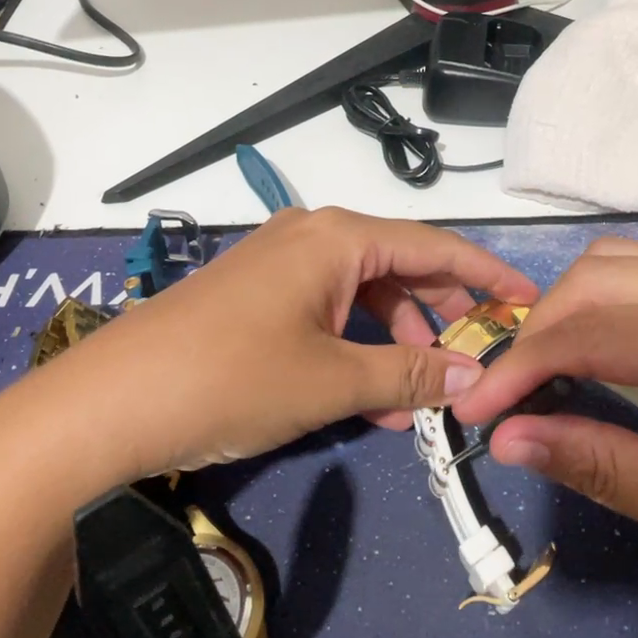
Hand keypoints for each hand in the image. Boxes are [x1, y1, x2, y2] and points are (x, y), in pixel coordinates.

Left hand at [51, 207, 537, 476]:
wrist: (110, 403)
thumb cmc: (231, 378)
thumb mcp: (330, 381)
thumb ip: (407, 375)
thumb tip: (472, 375)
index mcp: (338, 236)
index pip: (434, 246)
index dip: (486, 274)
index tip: (527, 300)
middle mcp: (312, 235)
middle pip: (399, 266)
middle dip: (439, 316)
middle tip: (472, 360)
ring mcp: (279, 263)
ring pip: (362, 294)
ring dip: (394, 343)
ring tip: (410, 402)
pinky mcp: (256, 294)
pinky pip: (326, 310)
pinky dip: (354, 347)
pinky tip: (365, 397)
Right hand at [452, 239, 637, 637]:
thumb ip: (605, 465)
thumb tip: (508, 436)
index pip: (603, 330)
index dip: (526, 365)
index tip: (474, 407)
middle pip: (608, 277)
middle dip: (541, 329)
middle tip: (501, 394)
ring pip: (630, 268)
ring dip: (571, 313)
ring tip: (535, 375)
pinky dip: (608, 315)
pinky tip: (589, 358)